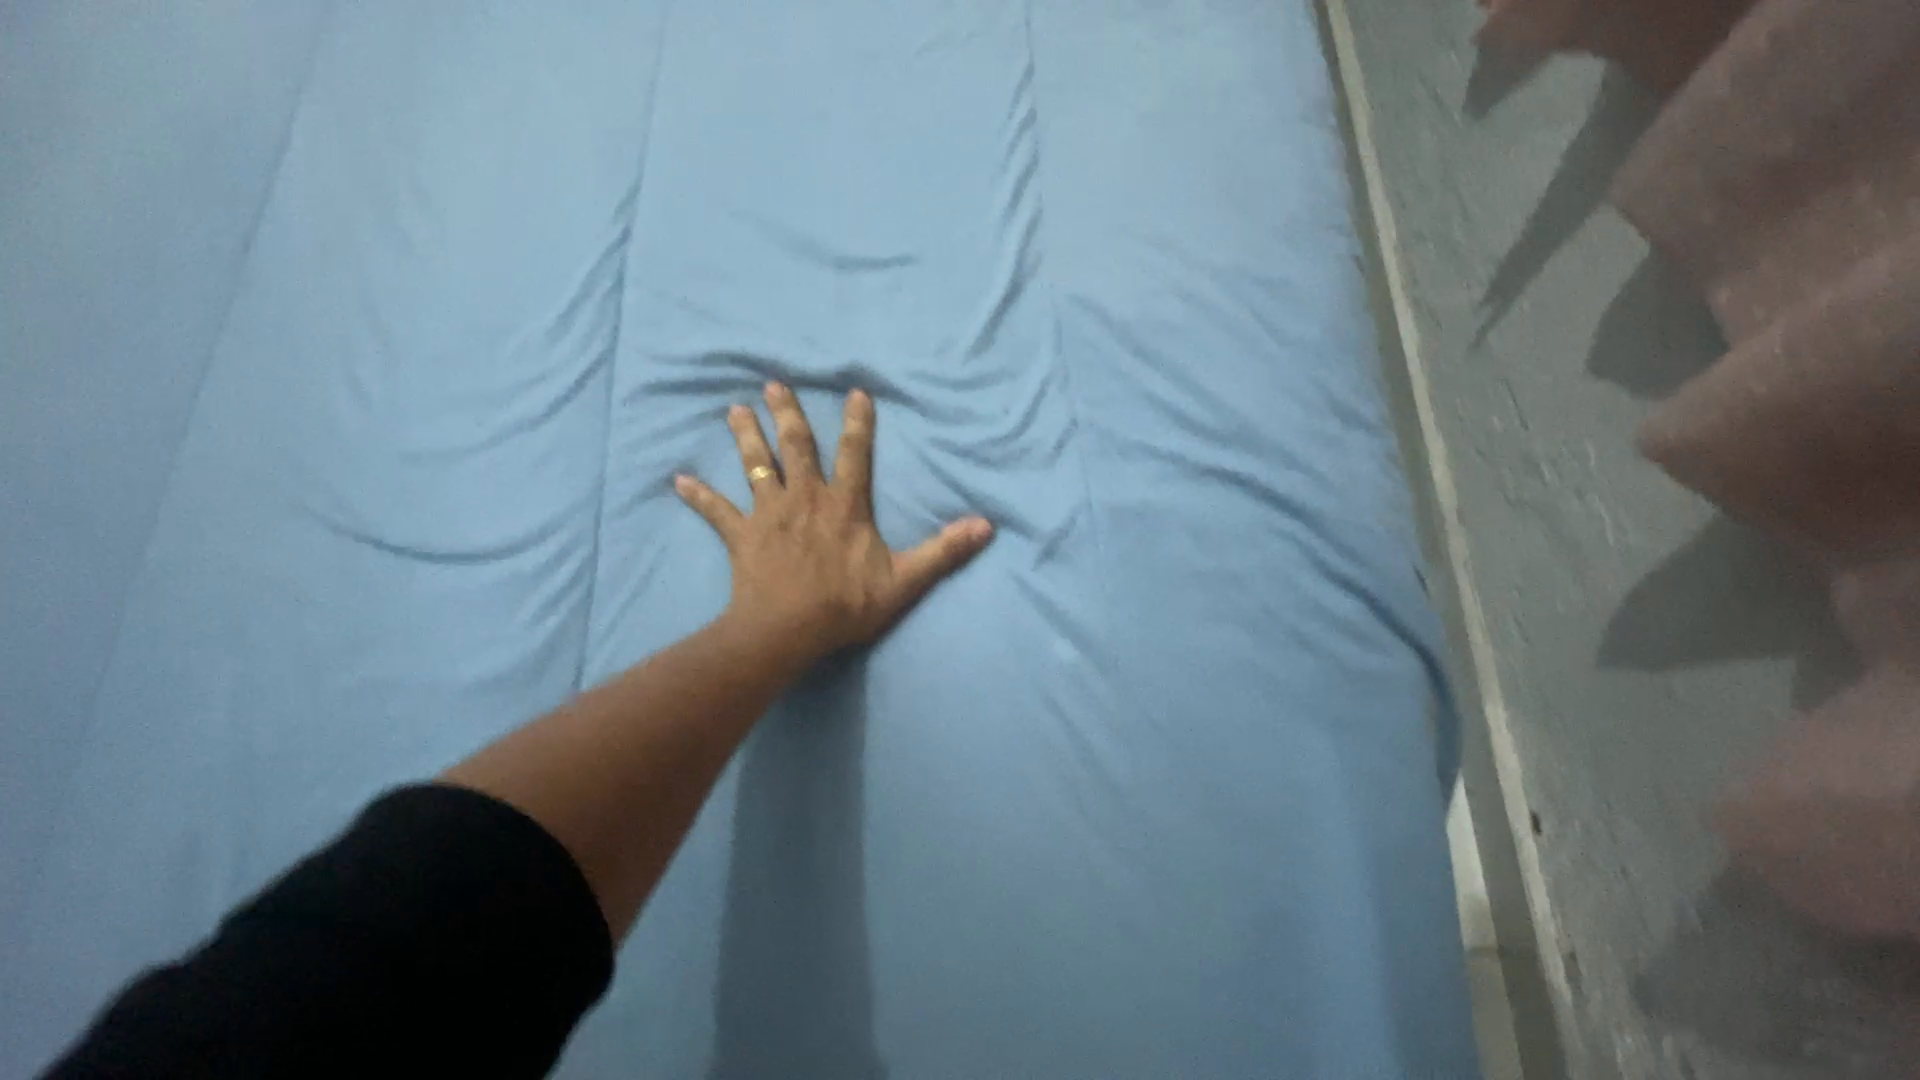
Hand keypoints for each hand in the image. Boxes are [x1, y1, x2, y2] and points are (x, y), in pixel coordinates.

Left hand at [674, 383, 993, 668]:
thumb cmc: (846, 604)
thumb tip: (986, 527)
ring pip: (755, 465)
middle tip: (773, 384)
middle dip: (786, 413)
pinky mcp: (741, 536)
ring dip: (745, 437)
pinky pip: (716, 512)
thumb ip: (943, 551)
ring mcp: (769, 514)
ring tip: (734, 410)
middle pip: (795, 446)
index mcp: (844, 504)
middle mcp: (805, 498)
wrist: (787, 630)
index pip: (855, 453)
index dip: (857, 422)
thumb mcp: (904, 580)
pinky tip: (679, 480)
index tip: (855, 392)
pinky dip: (699, 496)